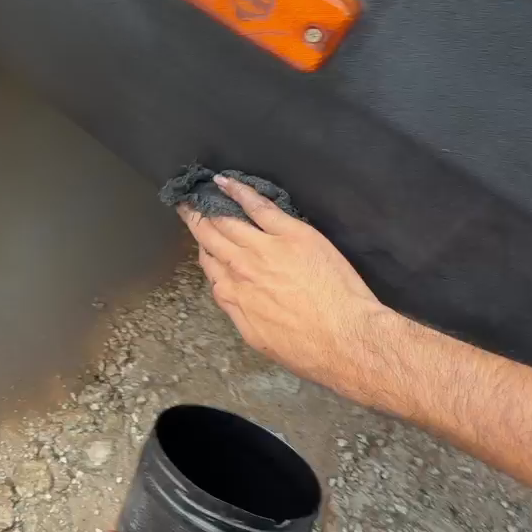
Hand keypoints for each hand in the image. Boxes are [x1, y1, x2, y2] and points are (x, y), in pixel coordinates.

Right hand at [181, 175, 391, 407]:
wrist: (346, 340)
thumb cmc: (307, 349)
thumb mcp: (257, 338)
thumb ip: (236, 309)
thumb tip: (226, 291)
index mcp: (232, 294)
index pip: (209, 264)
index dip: (203, 248)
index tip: (201, 239)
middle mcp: (239, 268)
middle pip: (210, 237)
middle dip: (195, 220)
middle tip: (186, 206)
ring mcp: (263, 248)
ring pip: (228, 220)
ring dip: (210, 205)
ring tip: (200, 193)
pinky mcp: (290, 234)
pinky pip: (258, 207)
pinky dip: (239, 192)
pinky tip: (225, 182)